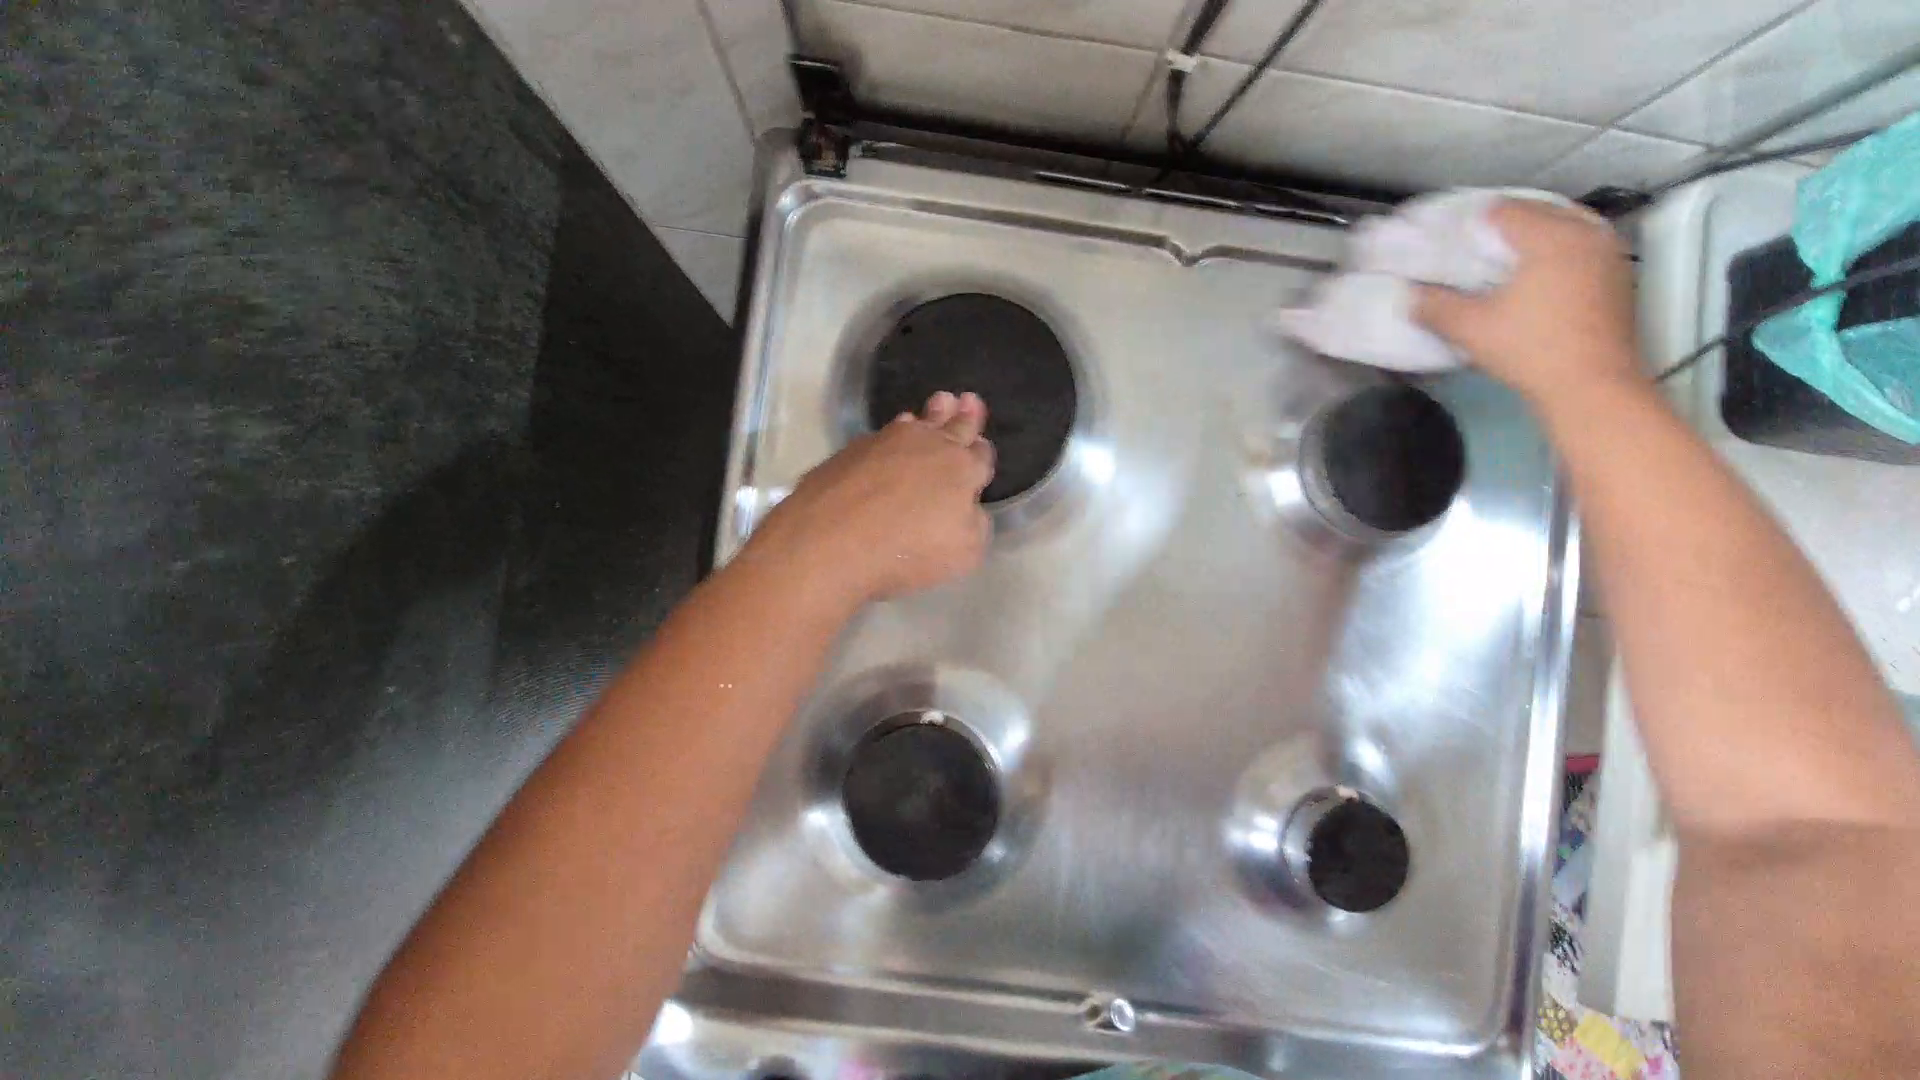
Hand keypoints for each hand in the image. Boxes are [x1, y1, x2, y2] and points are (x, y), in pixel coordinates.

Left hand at [742, 391, 995, 609]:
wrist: (830, 541)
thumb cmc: (907, 550)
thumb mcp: (964, 552)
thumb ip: (975, 524)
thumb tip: (969, 508)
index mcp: (960, 469)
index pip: (980, 456)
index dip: (983, 453)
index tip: (982, 446)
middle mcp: (926, 446)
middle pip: (951, 427)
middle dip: (964, 415)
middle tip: (968, 399)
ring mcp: (883, 443)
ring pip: (914, 424)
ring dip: (928, 416)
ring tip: (936, 406)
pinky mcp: (848, 452)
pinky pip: (879, 437)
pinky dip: (890, 436)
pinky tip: (887, 439)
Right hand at [1415, 200, 1643, 406]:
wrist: (1592, 385)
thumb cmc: (1531, 350)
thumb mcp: (1471, 328)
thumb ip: (1435, 307)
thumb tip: (1410, 297)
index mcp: (1552, 236)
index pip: (1504, 210)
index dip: (1471, 221)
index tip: (1449, 238)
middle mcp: (1587, 234)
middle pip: (1539, 210)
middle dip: (1505, 223)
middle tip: (1473, 244)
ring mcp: (1608, 255)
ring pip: (1565, 227)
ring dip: (1534, 235)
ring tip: (1503, 257)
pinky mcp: (1617, 277)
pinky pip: (1581, 247)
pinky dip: (1557, 251)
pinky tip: (1535, 275)